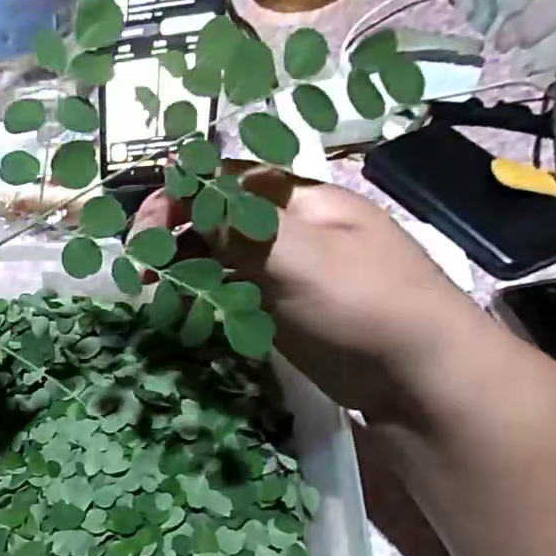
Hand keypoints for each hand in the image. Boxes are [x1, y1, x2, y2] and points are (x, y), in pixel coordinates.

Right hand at [130, 171, 490, 415]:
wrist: (416, 375)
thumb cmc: (364, 303)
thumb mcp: (302, 257)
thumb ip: (241, 228)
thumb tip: (190, 198)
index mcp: (298, 201)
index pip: (224, 181)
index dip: (179, 196)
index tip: (143, 232)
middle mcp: (288, 231)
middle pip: (216, 219)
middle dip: (173, 236)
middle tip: (140, 271)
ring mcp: (285, 274)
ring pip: (220, 259)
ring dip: (185, 270)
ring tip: (156, 296)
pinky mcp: (283, 313)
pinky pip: (233, 295)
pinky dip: (205, 298)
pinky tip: (188, 313)